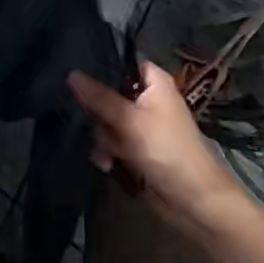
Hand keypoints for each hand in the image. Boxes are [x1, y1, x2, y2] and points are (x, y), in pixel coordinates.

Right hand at [68, 61, 253, 237]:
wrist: (192, 200)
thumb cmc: (166, 149)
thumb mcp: (129, 120)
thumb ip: (98, 97)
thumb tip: (71, 74)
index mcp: (154, 82)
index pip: (122, 62)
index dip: (101, 67)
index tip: (77, 74)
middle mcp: (147, 99)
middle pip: (108, 94)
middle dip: (99, 115)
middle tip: (98, 125)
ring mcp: (141, 125)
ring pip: (106, 121)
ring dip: (103, 139)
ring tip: (108, 155)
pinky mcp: (136, 149)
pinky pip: (112, 142)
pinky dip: (109, 152)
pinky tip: (108, 165)